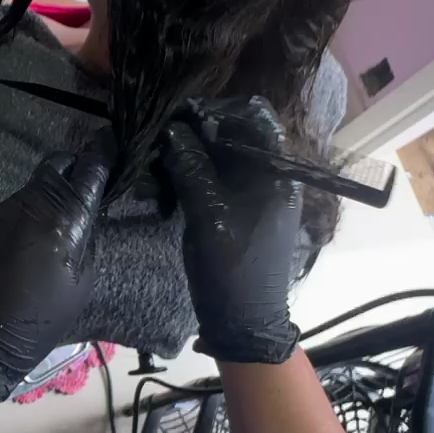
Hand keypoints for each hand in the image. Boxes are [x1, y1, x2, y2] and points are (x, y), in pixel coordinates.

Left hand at [0, 137, 110, 400]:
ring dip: (47, 196)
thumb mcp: (82, 280)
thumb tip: (88, 209)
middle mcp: (32, 204)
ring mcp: (3, 209)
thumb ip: (86, 236)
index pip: (89, 167)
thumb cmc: (42, 318)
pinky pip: (13, 206)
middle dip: (72, 170)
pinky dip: (26, 213)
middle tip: (81, 187)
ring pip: (33, 186)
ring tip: (52, 225)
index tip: (111, 146)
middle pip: (57, 166)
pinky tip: (27, 240)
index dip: (102, 154)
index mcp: (64, 219)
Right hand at [161, 97, 303, 363]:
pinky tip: (167, 179)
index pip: (254, 116)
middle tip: (162, 136)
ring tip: (159, 157)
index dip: (218, 110)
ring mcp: (256, 195)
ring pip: (224, 157)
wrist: (245, 322)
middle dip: (199, 131)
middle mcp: (270, 176)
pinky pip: (218, 179)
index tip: (180, 117)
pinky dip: (194, 174)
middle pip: (236, 134)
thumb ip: (191, 169)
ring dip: (193, 153)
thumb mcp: (209, 215)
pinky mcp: (240, 211)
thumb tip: (172, 130)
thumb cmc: (232, 268)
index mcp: (275, 172)